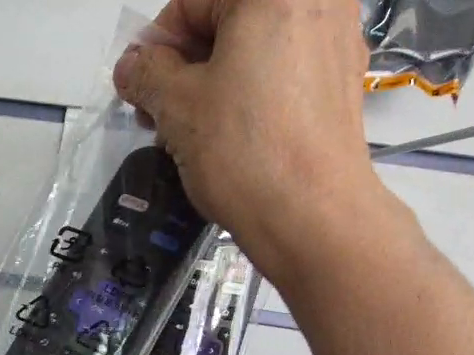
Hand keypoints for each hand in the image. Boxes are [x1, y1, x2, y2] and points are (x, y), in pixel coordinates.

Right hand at [113, 0, 386, 284]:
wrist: (310, 213)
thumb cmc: (242, 150)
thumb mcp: (176, 107)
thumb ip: (146, 74)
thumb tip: (131, 65)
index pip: (192, 0)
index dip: (156, 45)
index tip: (139, 89)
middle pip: (228, 17)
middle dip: (186, 62)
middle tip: (159, 112)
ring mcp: (336, 37)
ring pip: (254, 44)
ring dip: (213, 79)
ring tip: (189, 131)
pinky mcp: (342, 78)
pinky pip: (282, 68)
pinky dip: (248, 91)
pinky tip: (229, 135)